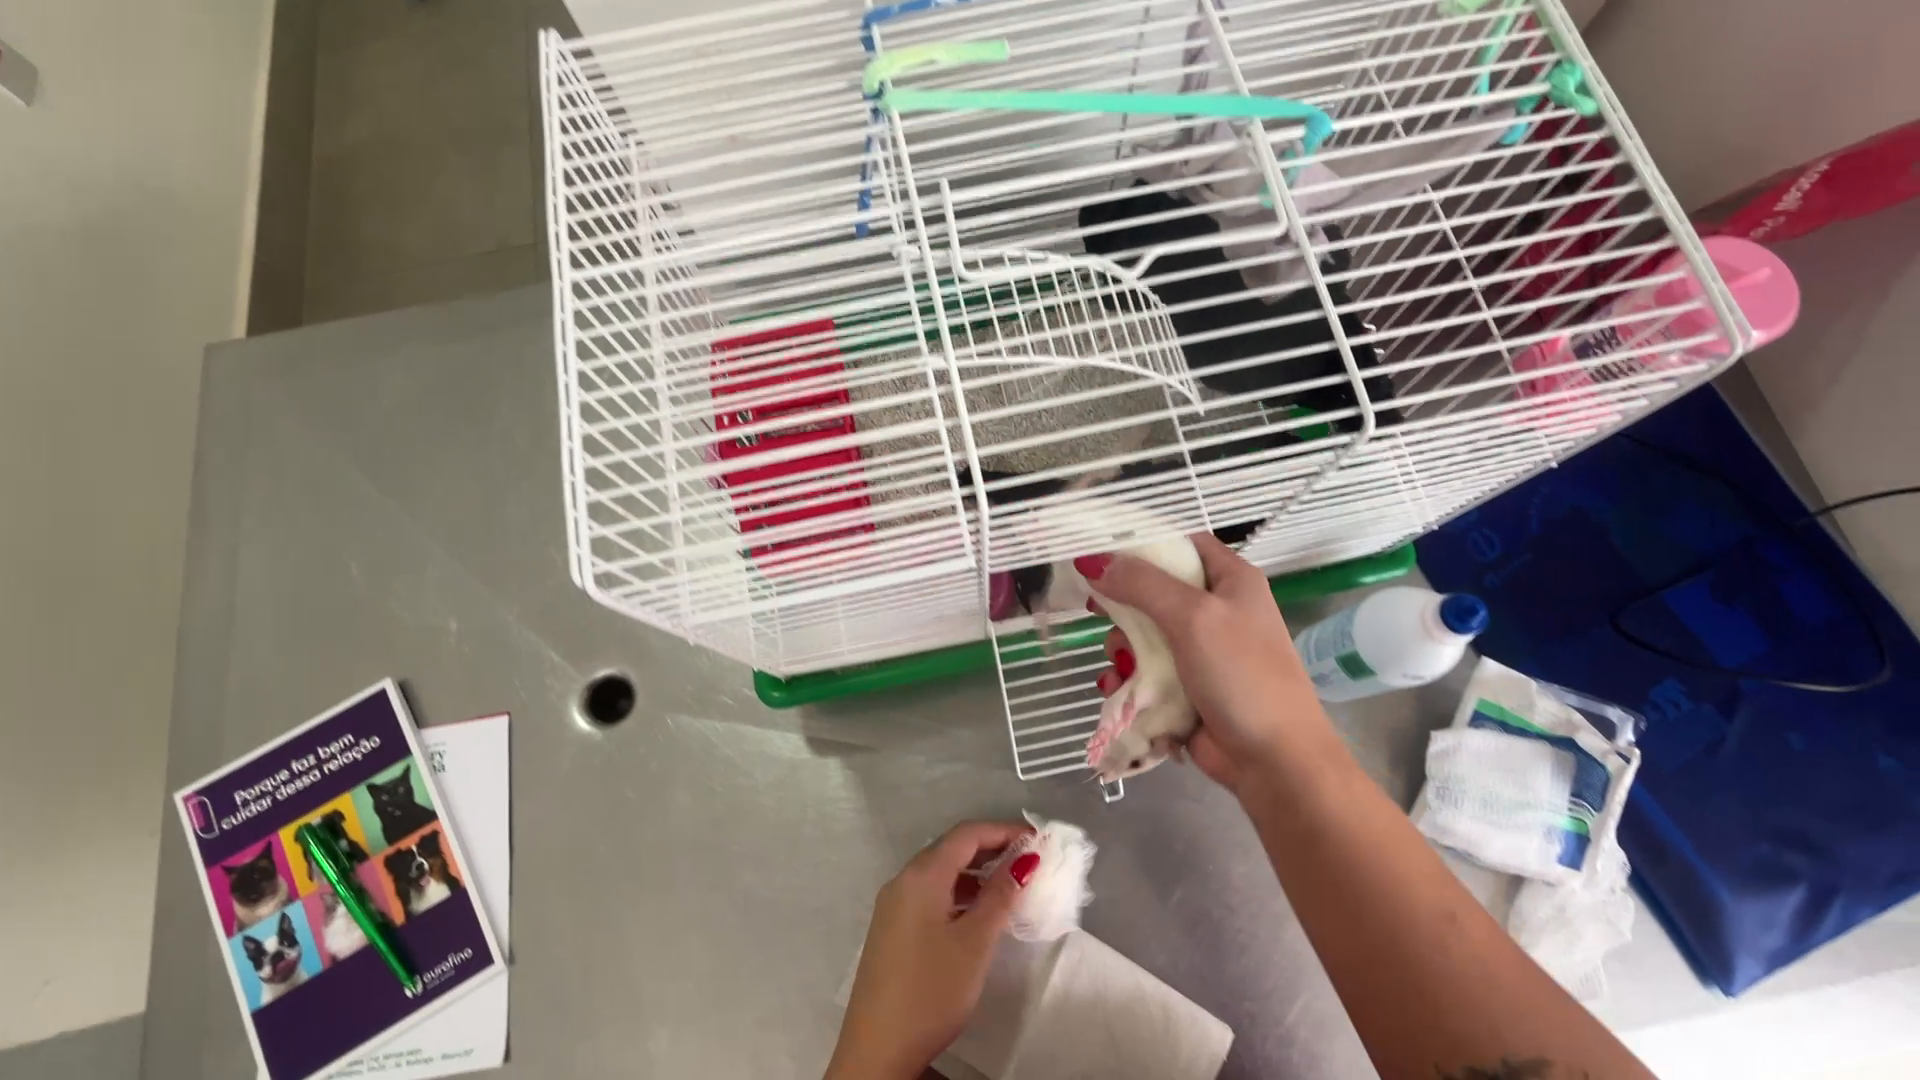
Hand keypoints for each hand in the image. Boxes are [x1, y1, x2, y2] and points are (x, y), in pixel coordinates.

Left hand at [826, 821, 1038, 1079]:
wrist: (876, 1050)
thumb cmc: (931, 990)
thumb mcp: (974, 943)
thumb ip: (1000, 897)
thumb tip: (1024, 861)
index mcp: (921, 876)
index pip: (966, 834)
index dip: (1002, 831)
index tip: (1037, 840)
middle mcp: (902, 881)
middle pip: (950, 849)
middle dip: (991, 848)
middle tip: (1029, 860)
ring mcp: (893, 905)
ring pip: (940, 873)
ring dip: (975, 872)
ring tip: (1010, 886)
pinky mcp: (892, 929)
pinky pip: (929, 894)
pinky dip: (958, 893)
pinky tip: (978, 913)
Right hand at [1078, 535, 1329, 793]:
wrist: (1274, 759)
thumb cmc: (1242, 675)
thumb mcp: (1194, 618)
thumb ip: (1142, 585)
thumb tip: (1092, 560)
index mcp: (1231, 581)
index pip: (1181, 545)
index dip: (1142, 545)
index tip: (1101, 555)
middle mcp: (1217, 611)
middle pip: (1154, 591)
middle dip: (1123, 606)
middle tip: (1097, 611)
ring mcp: (1201, 653)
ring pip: (1143, 636)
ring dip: (1121, 649)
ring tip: (1119, 666)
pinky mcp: (1186, 689)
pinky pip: (1145, 673)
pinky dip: (1128, 680)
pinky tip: (1117, 689)